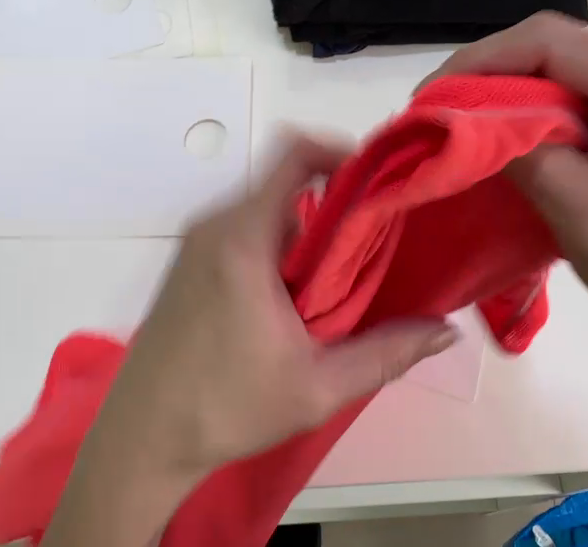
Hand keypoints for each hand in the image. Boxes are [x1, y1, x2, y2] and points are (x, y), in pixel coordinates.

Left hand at [93, 136, 458, 482]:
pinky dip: (278, 240)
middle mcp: (216, 223)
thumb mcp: (317, 386)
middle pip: (286, 182)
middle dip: (333, 204)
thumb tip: (444, 331)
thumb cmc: (226, 407)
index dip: (338, 151)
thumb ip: (386, 353)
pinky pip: (244, 225)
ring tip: (341, 274)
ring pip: (266, 206)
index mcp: (243, 237)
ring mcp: (197, 239)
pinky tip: (297, 293)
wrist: (143, 436)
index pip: (292, 154)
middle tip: (373, 242)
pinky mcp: (189, 259)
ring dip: (306, 228)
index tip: (376, 183)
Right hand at [428, 13, 587, 366]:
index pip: (553, 43)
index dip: (482, 61)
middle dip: (492, 74)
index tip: (431, 96)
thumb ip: (518, 151)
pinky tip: (510, 129)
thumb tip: (456, 116)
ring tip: (464, 120)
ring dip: (512, 89)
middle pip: (558, 47)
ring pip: (565, 64)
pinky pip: (581, 87)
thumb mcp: (582, 213)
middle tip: (440, 110)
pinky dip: (539, 105)